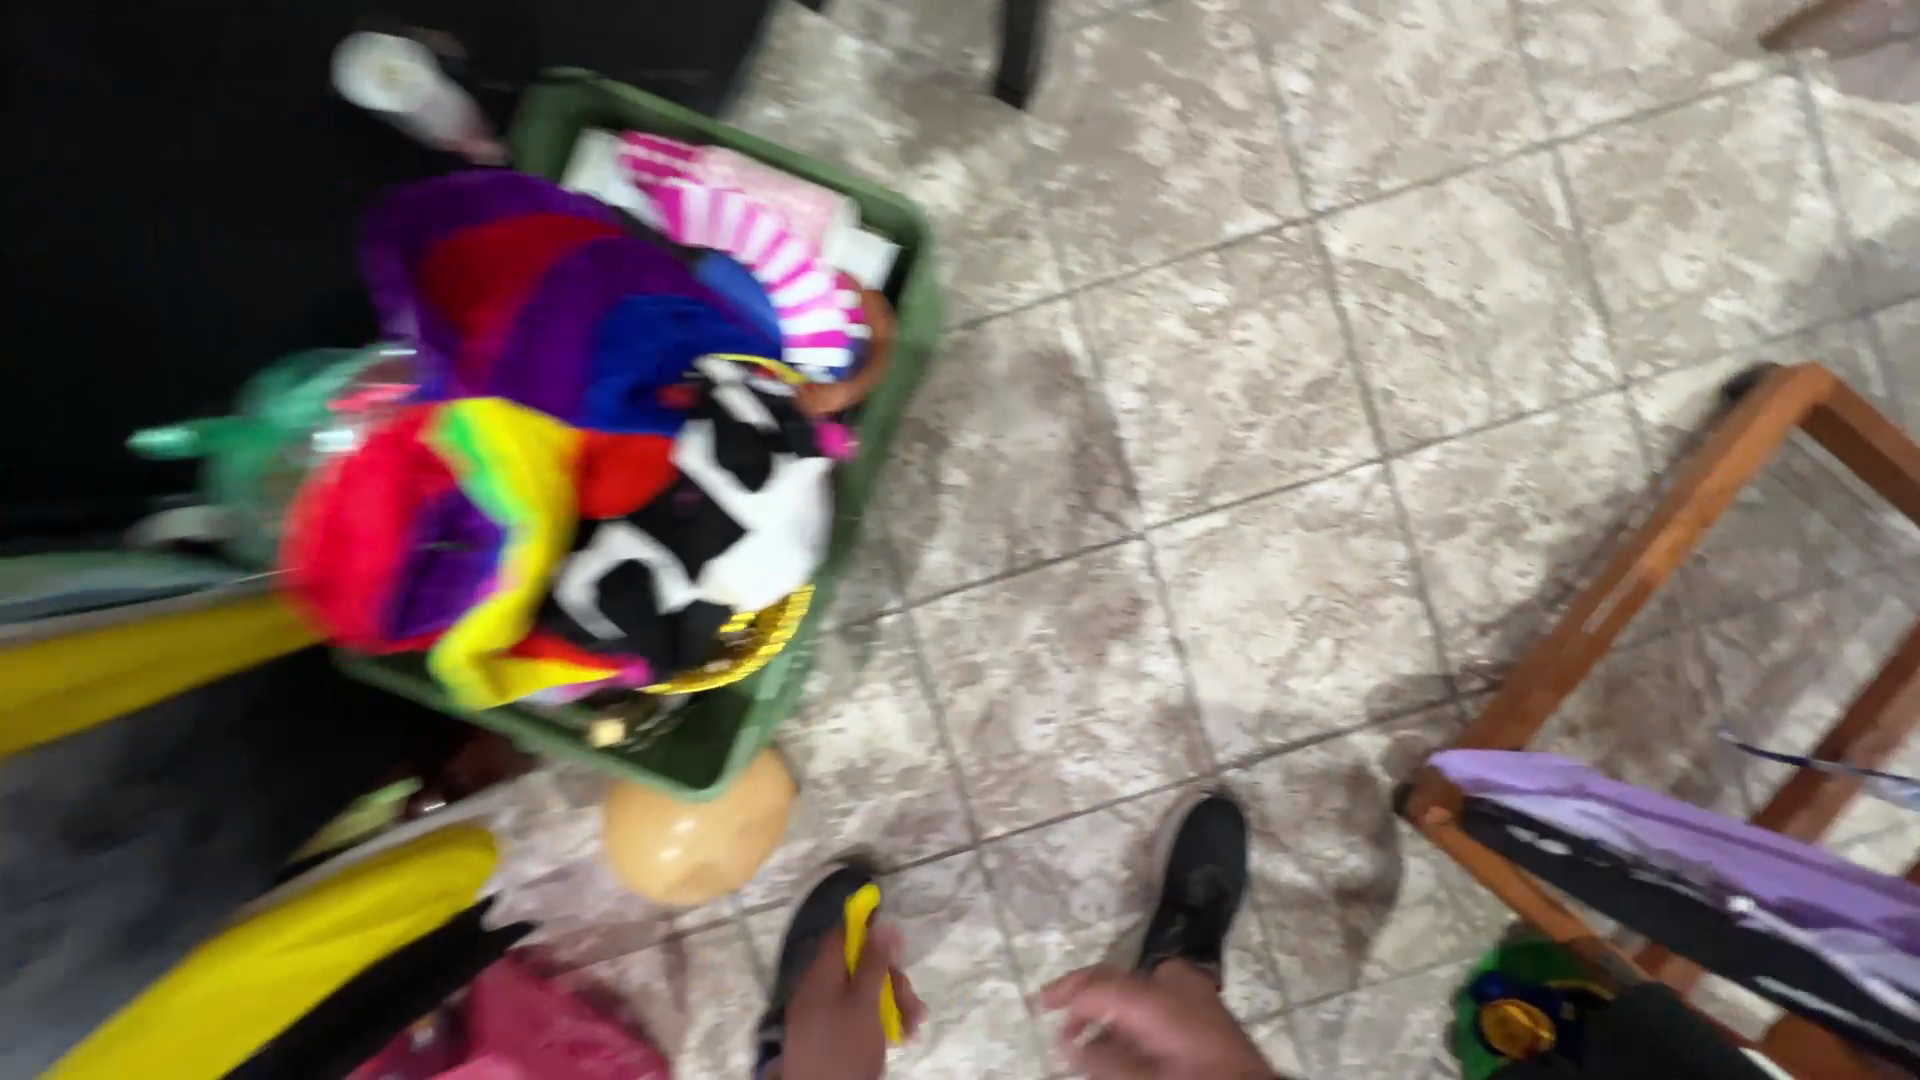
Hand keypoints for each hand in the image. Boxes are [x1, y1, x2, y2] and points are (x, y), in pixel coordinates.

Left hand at [780, 924, 926, 1079]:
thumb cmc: (844, 1049)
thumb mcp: (865, 1004)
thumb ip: (873, 962)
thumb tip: (882, 923)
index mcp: (821, 976)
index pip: (842, 936)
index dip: (868, 931)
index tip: (896, 942)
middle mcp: (819, 990)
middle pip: (859, 966)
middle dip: (891, 978)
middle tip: (911, 999)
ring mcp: (824, 1015)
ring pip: (864, 993)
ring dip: (893, 1002)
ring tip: (914, 1024)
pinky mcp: (833, 1037)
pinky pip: (859, 1016)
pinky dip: (881, 1020)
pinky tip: (903, 1034)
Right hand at [1039, 965, 1275, 1079]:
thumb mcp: (1149, 1079)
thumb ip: (1106, 1063)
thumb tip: (1069, 1044)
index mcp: (1160, 996)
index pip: (1101, 985)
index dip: (1068, 994)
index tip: (1041, 1007)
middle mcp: (1175, 983)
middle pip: (1116, 980)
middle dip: (1083, 999)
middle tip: (1055, 1016)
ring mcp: (1193, 992)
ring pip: (1134, 992)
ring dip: (1106, 1013)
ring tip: (1085, 1042)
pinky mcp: (1204, 1007)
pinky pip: (1155, 1001)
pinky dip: (1132, 1019)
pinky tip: (1120, 1043)